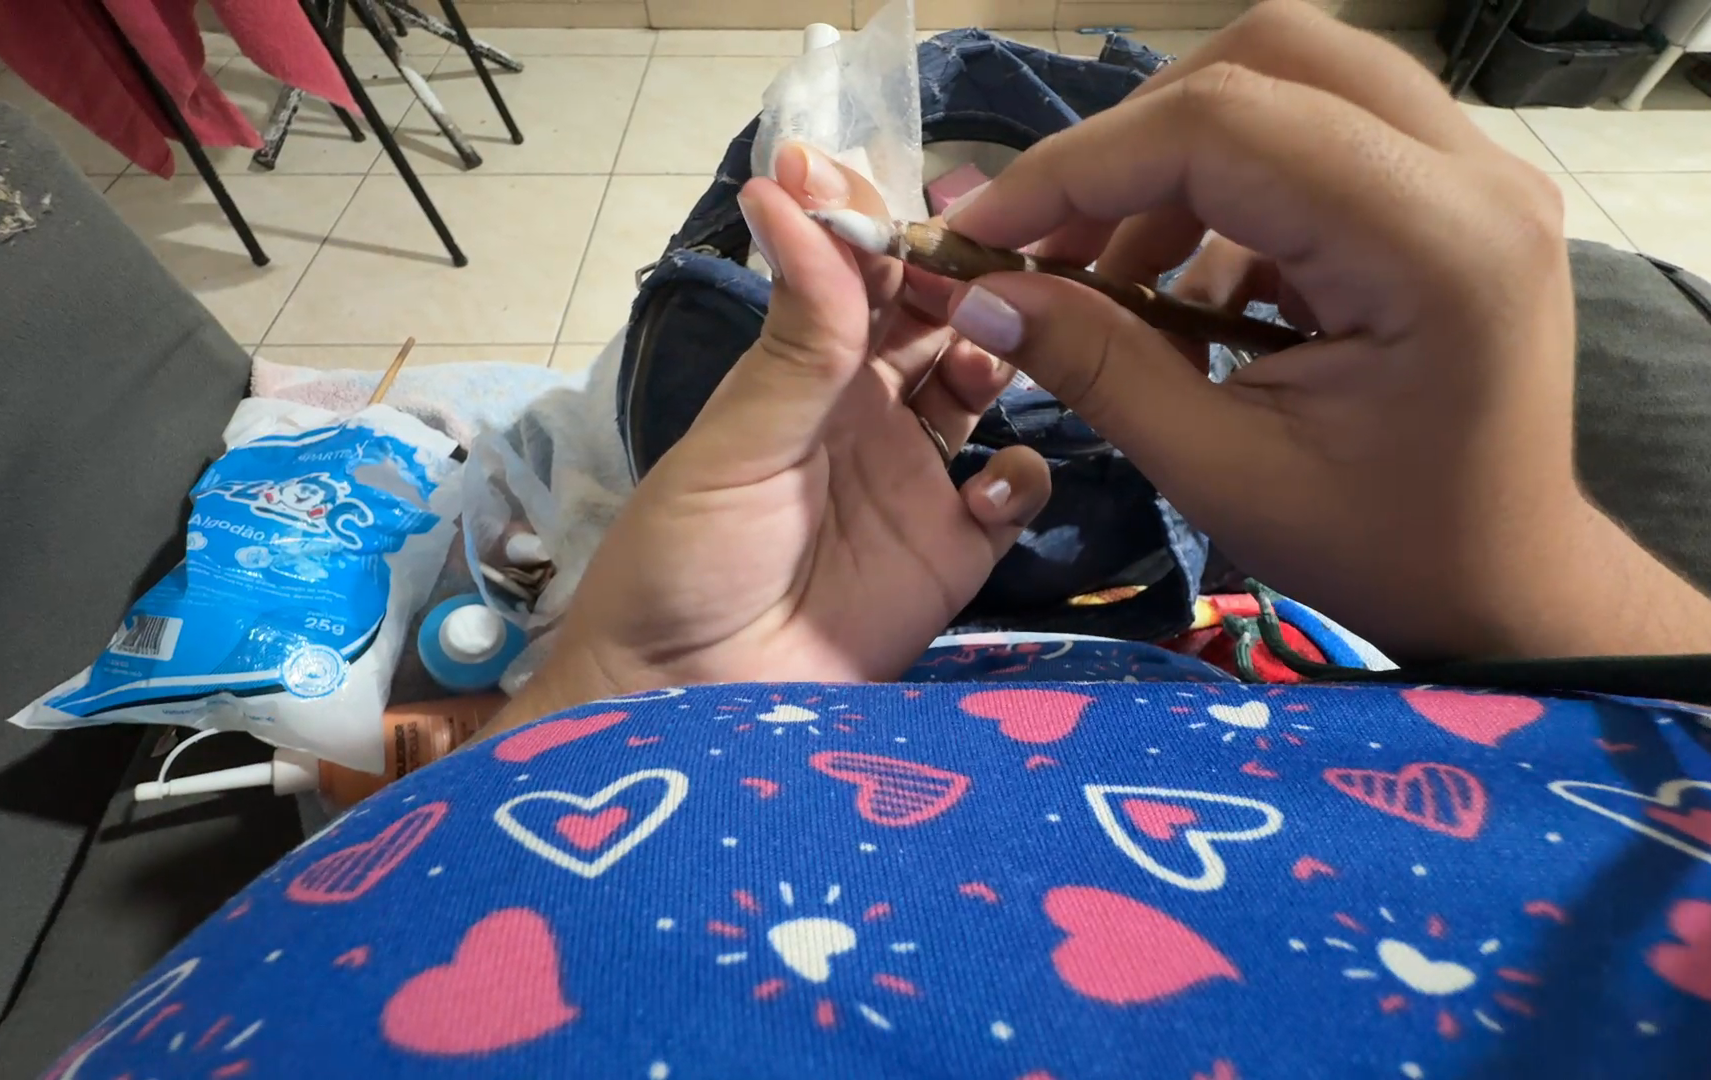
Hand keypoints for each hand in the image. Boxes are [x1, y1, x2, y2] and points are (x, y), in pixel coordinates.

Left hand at [504, 146, 1049, 720]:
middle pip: (936, 325)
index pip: (864, 278)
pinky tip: (990, 493)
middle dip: (967, 291)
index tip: (930, 198)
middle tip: (999, 276)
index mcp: (807, 374)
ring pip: (983, 396)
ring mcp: (917, 482)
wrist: (698, 695)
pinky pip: (1011, 497)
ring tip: (998, 365)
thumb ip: (795, 337)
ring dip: (1002, 366)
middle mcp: (868, 416)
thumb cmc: (692, 559)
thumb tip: (787, 188)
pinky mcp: (955, 551)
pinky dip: (1019, 482)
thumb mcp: (737, 444)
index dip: (894, 232)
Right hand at [942, 0, 1710, 659]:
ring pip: (1282, 87)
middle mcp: (1469, 172)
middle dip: (1126, 144)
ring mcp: (1465, 173)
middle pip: (1265, 59)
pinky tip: (1179, 294)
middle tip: (1050, 239)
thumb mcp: (1211, 470)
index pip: (1225, 127)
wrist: (1488, 575)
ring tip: (1105, 280)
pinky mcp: (1435, 198)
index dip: (1078, 166)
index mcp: (1433, 247)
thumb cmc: (1362, 543)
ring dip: (1164, 174)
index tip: (983, 232)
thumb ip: (1098, 368)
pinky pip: (1299, 148)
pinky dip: (1210, 204)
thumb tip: (983, 298)